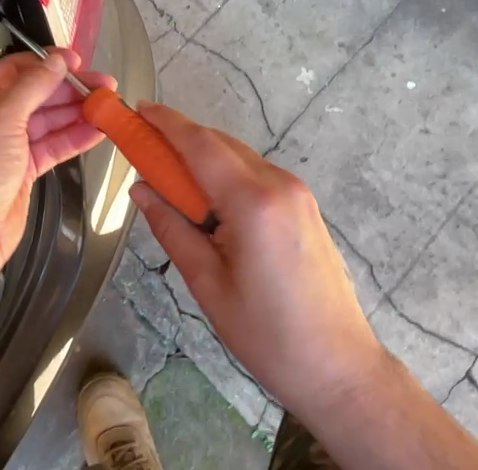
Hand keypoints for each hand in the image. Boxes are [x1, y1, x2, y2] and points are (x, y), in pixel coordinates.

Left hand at [0, 51, 110, 269]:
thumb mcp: (2, 119)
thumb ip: (32, 87)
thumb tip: (56, 60)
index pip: (16, 68)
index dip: (48, 63)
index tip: (79, 62)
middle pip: (36, 93)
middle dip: (69, 89)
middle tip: (106, 85)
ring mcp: (9, 142)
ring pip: (48, 119)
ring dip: (77, 112)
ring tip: (109, 105)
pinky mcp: (24, 168)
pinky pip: (53, 145)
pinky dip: (74, 138)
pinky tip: (99, 131)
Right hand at [130, 102, 391, 421]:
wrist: (340, 369)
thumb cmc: (267, 333)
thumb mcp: (206, 282)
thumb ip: (171, 226)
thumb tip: (141, 189)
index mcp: (253, 202)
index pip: (200, 144)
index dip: (166, 123)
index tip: (137, 110)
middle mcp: (280, 185)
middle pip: (219, 144)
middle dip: (180, 140)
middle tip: (144, 151)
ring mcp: (298, 194)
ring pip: (239, 156)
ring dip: (203, 158)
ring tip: (172, 182)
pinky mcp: (306, 207)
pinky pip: (256, 173)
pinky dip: (226, 174)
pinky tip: (209, 201)